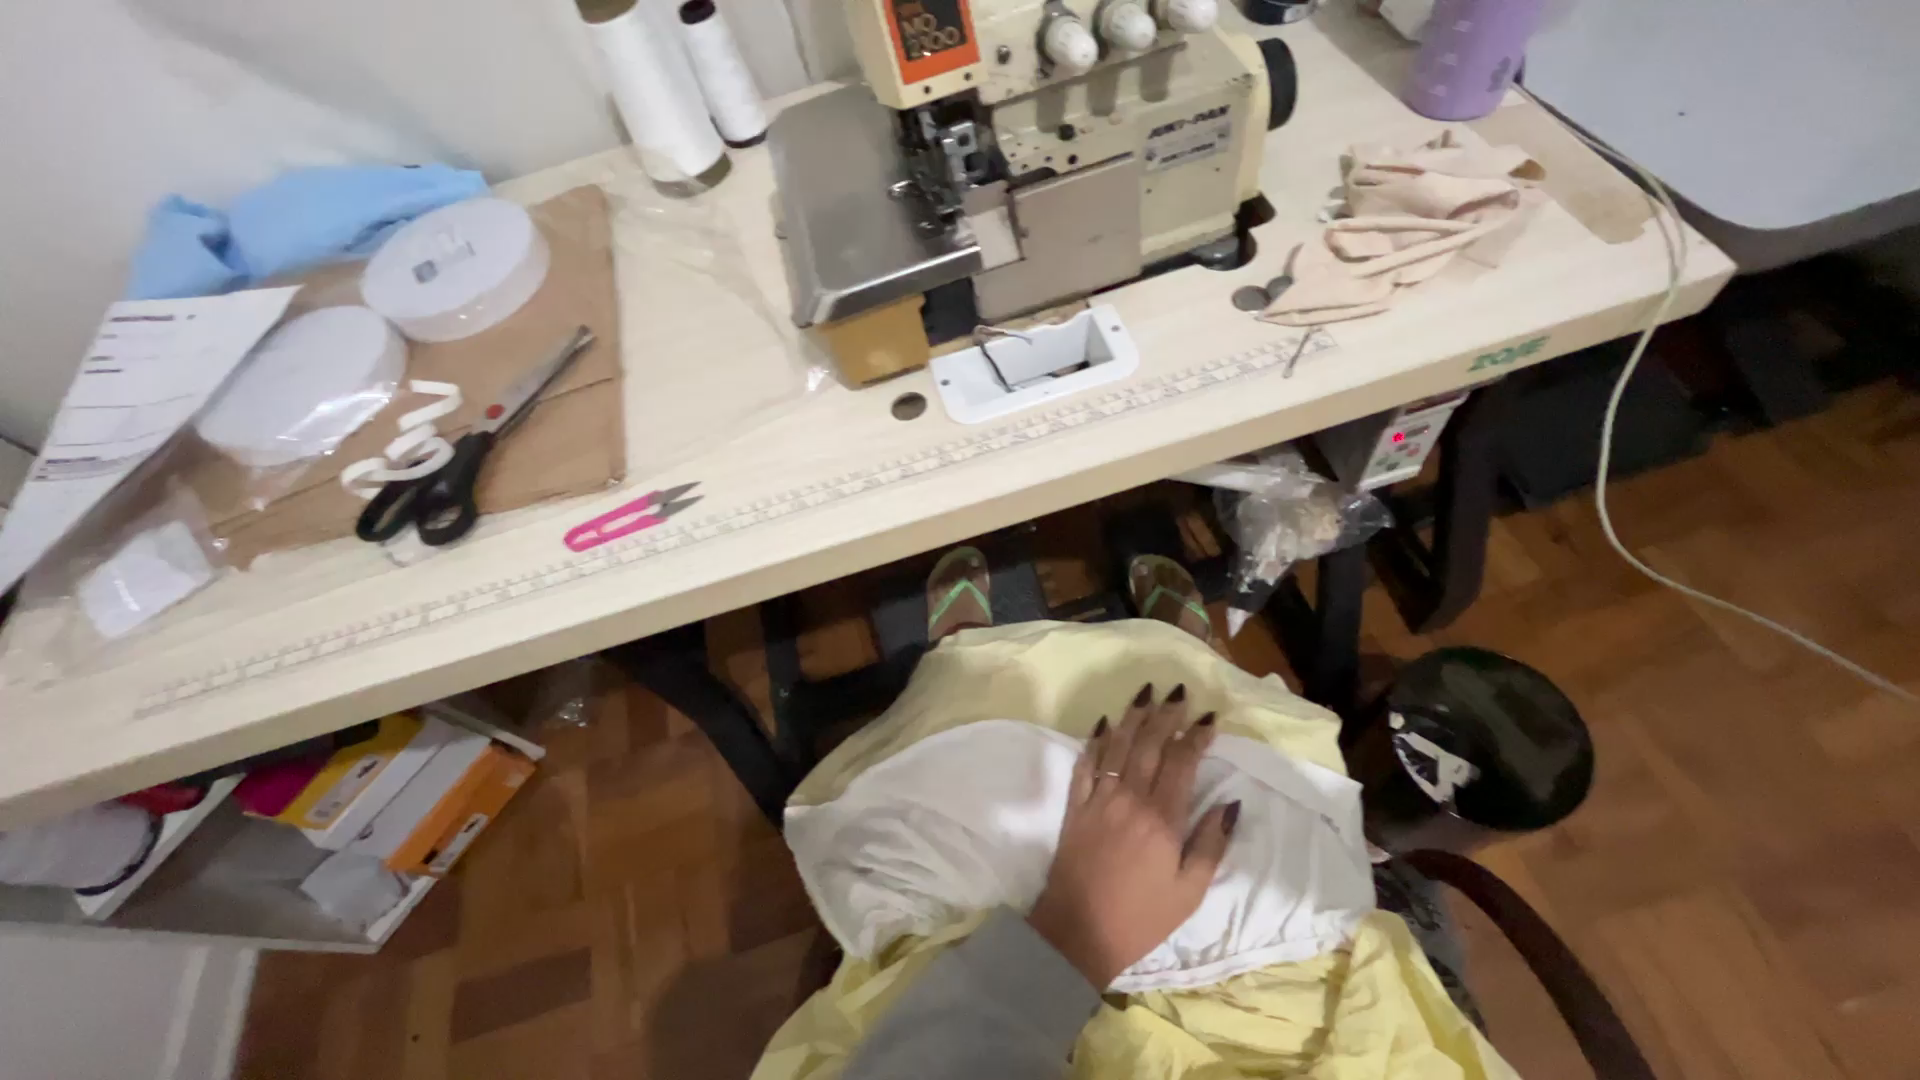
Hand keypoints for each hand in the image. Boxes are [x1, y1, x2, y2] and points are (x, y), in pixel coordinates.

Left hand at [1027, 684, 1240, 987]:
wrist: (1078, 931)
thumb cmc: (1142, 917)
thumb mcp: (1189, 891)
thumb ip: (1210, 844)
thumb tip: (1230, 804)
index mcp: (1162, 818)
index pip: (1182, 762)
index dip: (1196, 736)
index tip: (1208, 717)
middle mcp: (1130, 798)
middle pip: (1149, 745)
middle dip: (1166, 715)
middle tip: (1178, 691)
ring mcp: (1099, 799)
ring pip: (1118, 746)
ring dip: (1133, 717)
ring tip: (1146, 692)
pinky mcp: (1076, 806)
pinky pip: (1085, 764)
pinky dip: (1095, 741)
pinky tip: (1103, 723)